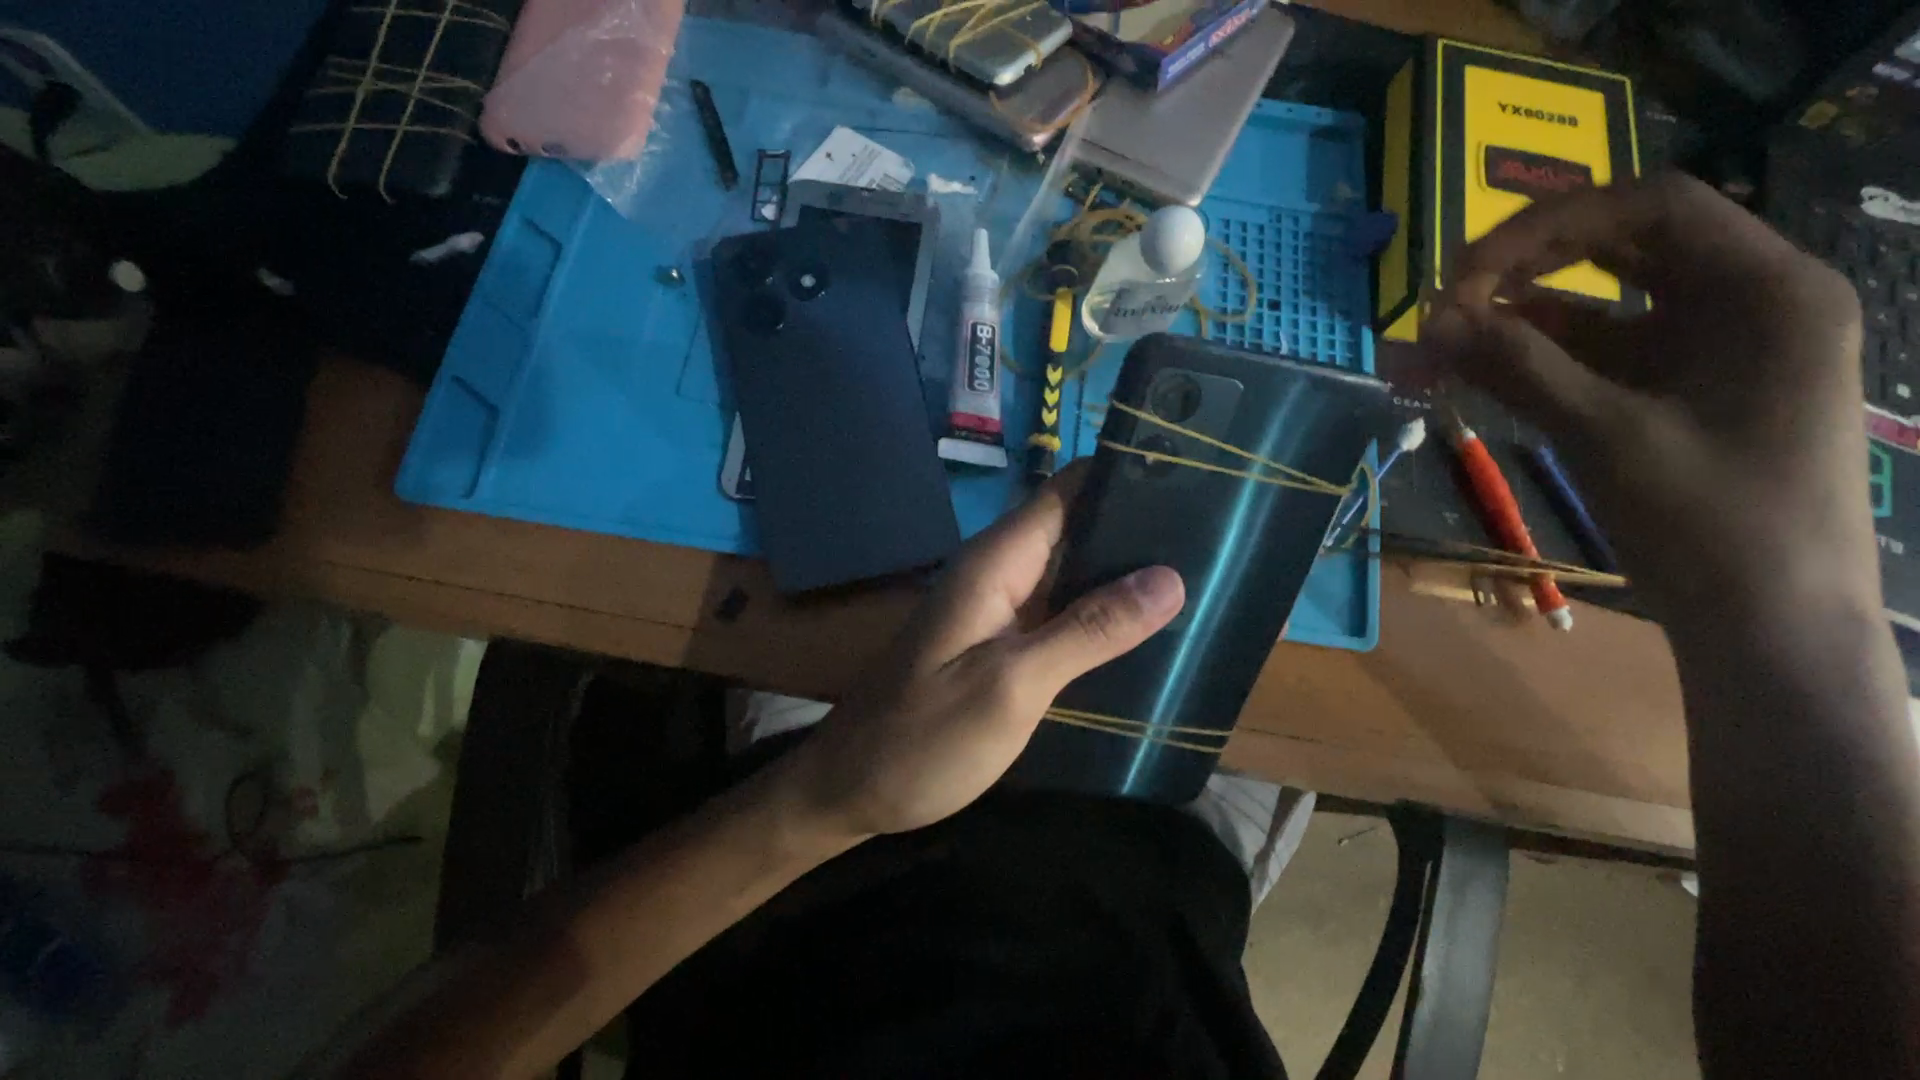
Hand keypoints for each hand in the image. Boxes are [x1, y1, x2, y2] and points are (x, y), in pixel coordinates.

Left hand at [772, 465, 1184, 839]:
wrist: (852, 790)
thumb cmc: (925, 738)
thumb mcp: (1013, 685)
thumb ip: (1088, 630)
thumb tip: (1169, 577)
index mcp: (995, 564)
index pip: (1065, 492)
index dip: (1123, 477)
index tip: (1193, 475)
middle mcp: (998, 575)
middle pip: (1074, 528)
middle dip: (1136, 526)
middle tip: (1218, 535)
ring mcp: (998, 613)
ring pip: (1070, 573)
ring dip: (1123, 574)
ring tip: (1205, 574)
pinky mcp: (1000, 648)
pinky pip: (1058, 614)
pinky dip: (1100, 616)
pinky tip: (1147, 631)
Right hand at [1422, 172, 1874, 619]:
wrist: (1771, 629)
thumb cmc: (1713, 527)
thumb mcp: (1608, 438)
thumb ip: (1519, 368)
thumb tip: (1432, 318)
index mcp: (1768, 291)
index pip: (1650, 208)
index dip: (1546, 227)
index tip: (1464, 274)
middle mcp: (1746, 304)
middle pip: (1623, 250)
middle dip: (1525, 270)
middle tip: (1445, 302)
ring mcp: (1712, 352)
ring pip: (1601, 308)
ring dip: (1517, 323)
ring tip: (1438, 347)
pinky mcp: (1679, 395)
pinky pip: (1598, 359)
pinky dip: (1536, 363)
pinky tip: (1475, 374)